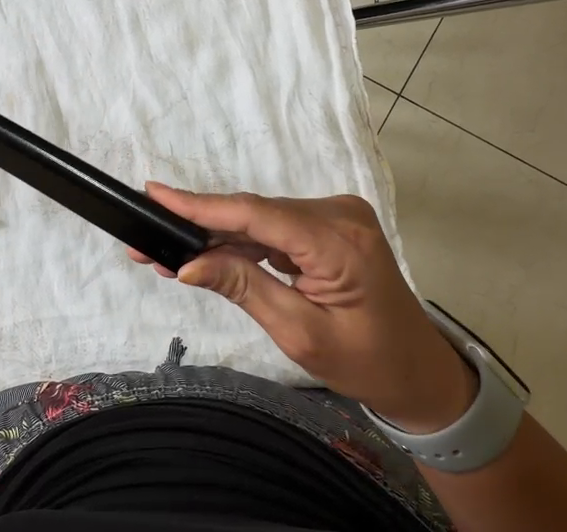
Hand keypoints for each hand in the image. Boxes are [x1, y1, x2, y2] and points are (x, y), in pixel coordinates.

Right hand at [131, 184, 476, 432]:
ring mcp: (334, 216)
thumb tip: (187, 264)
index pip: (256, 214)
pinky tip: (203, 253)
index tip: (153, 194)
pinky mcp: (326, 225)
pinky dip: (237, 241)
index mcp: (340, 242)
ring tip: (165, 251)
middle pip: (252, 212)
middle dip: (197, 226)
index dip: (200, 205)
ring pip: (257, 218)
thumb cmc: (368, 362)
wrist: (420, 372)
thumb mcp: (301, 334)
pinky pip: (271, 226)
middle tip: (146, 240)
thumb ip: (243, 289)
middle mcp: (338, 215)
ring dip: (213, 235)